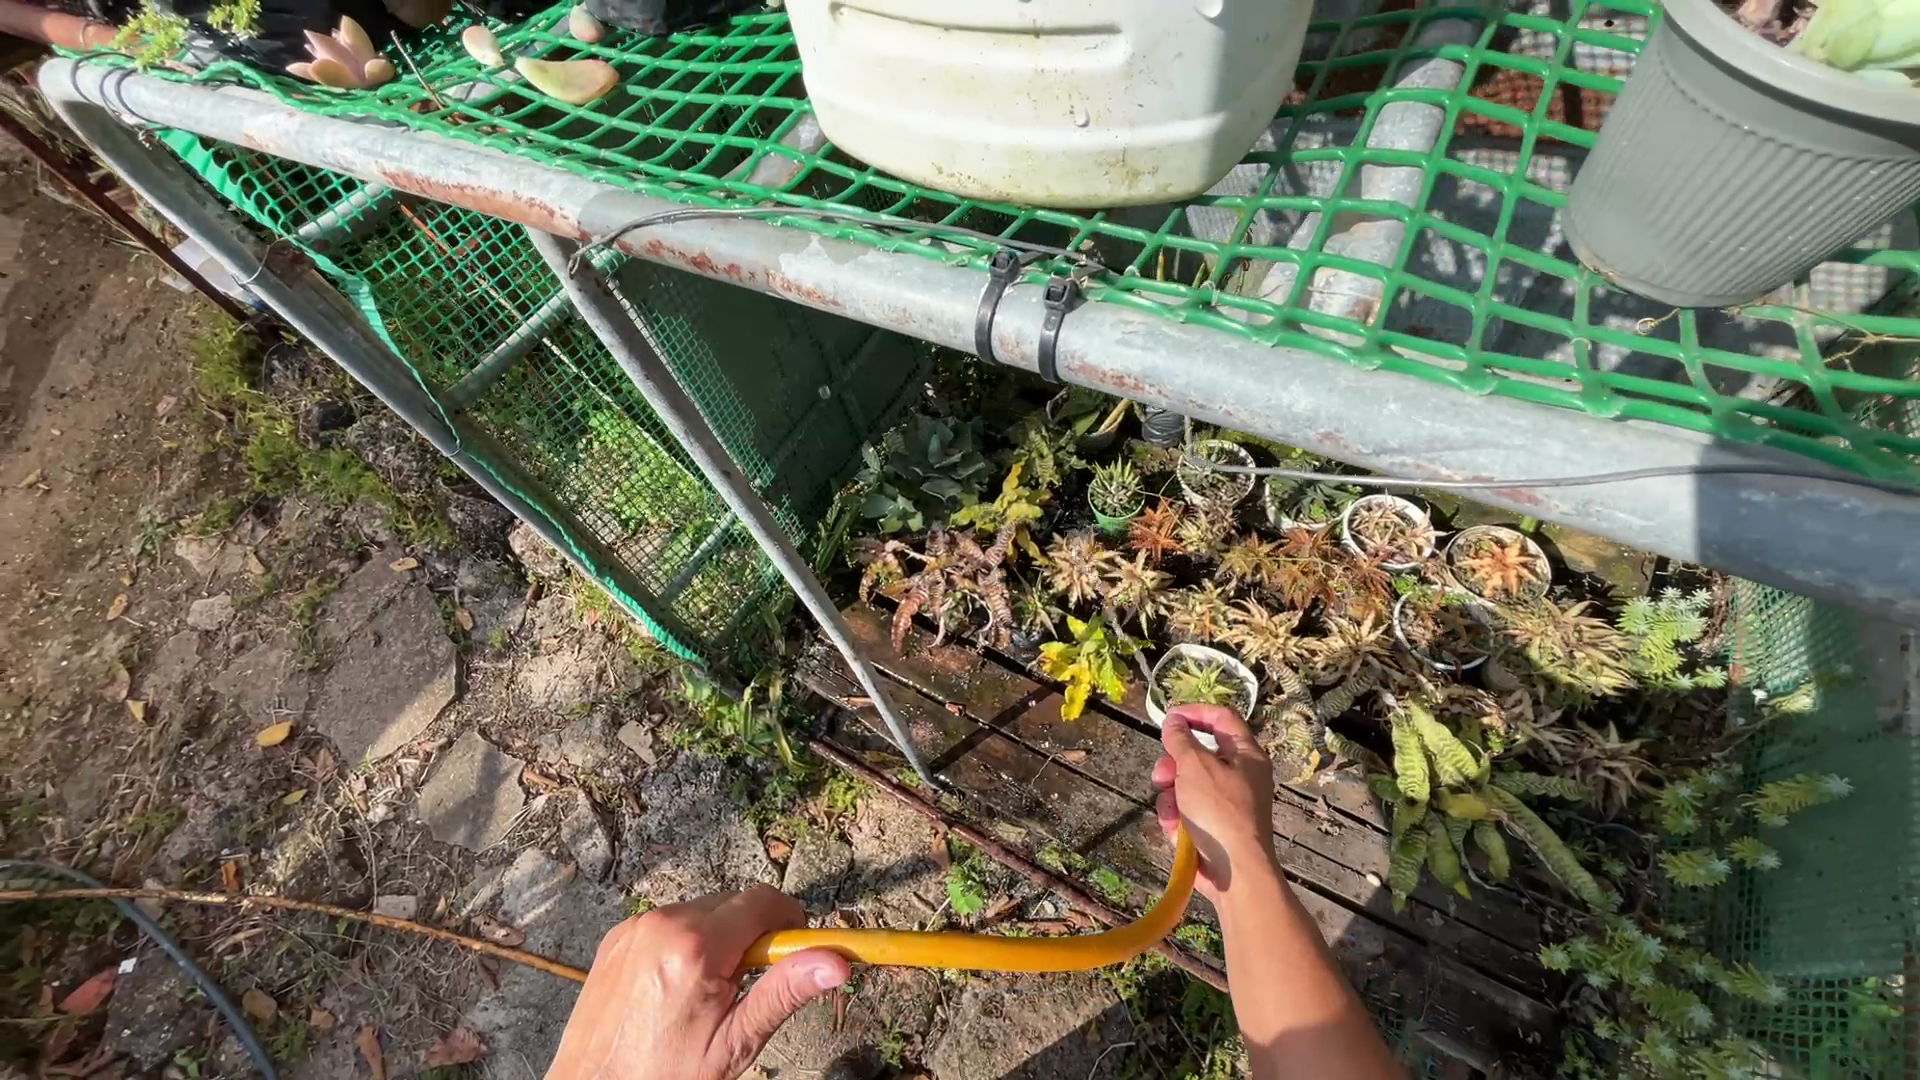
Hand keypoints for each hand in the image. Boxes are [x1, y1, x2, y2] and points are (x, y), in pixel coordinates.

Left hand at [545, 886, 849, 1079]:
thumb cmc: (663, 1078)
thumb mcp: (733, 1043)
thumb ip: (785, 992)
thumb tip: (836, 962)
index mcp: (696, 946)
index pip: (764, 900)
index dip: (787, 920)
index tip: (794, 948)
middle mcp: (664, 921)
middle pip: (735, 902)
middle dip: (751, 933)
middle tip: (747, 983)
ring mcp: (637, 925)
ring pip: (704, 909)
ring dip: (719, 935)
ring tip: (708, 989)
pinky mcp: (619, 934)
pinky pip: (671, 920)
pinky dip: (686, 940)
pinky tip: (677, 984)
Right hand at [1152, 704, 1277, 899]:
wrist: (1234, 873)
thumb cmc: (1220, 811)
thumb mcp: (1195, 767)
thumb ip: (1181, 740)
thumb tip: (1174, 721)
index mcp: (1246, 755)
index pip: (1222, 717)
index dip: (1195, 712)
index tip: (1169, 717)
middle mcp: (1239, 775)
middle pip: (1198, 753)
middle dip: (1173, 764)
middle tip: (1161, 774)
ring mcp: (1226, 802)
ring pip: (1187, 783)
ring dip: (1171, 794)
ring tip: (1170, 810)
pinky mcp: (1214, 825)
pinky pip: (1188, 809)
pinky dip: (1177, 816)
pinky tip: (1174, 829)